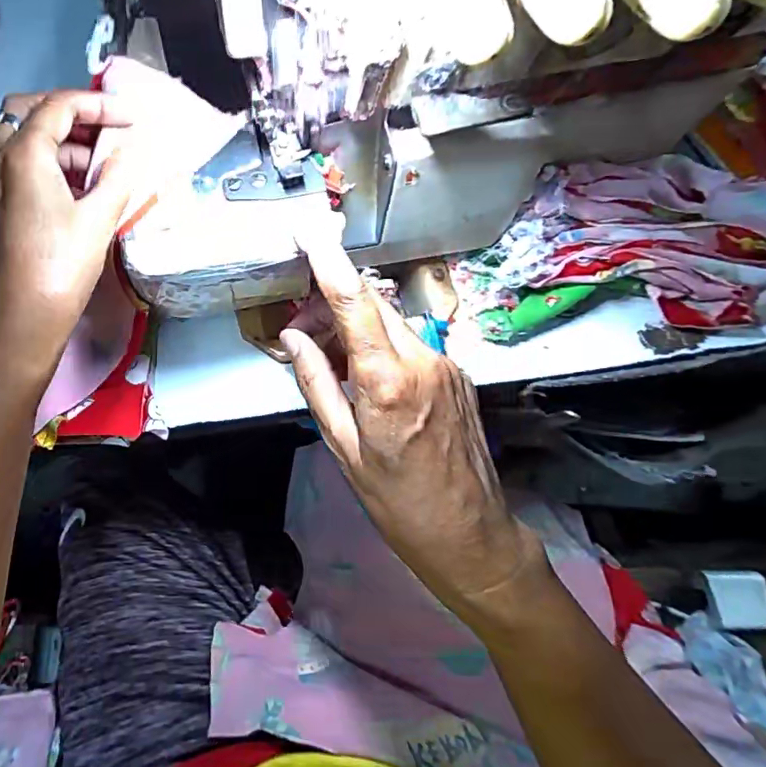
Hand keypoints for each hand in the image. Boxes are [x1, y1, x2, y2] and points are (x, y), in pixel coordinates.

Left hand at [0, 91, 134, 382]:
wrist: (19, 325)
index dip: (99, 104)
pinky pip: (18, 166)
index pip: (59, 105)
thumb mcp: (98, 218)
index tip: (132, 118)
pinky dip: (47, 163)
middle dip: (70, 112)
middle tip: (106, 128)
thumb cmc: (60, 269)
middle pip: (29, 111)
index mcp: (22, 154)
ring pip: (22, 140)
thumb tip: (130, 149)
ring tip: (101, 163)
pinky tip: (79, 188)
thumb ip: (118, 174)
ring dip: (60, 140)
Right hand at [281, 220, 549, 617]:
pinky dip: (379, 345)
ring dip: (355, 326)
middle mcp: (423, 361)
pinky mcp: (457, 373)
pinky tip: (364, 374)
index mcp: (388, 381)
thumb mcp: (343, 446)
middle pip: (372, 306)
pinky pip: (409, 342)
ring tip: (329, 358)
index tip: (309, 231)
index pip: (354, 305)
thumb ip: (316, 383)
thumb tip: (293, 337)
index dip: (330, 262)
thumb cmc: (397, 501)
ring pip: (390, 322)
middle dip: (333, 303)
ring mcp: (446, 364)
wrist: (472, 535)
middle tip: (301, 327)